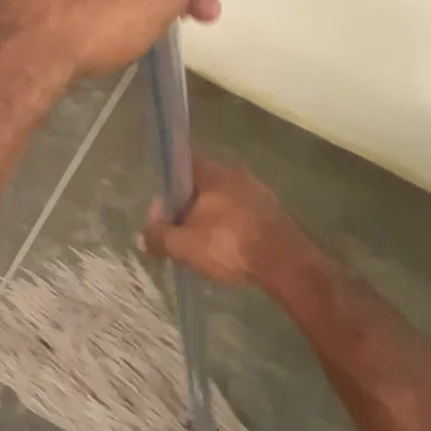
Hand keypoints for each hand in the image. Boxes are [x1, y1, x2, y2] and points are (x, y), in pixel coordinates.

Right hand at [137, 157, 311, 290]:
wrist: (289, 265)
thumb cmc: (229, 245)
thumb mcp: (183, 245)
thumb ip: (158, 237)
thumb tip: (142, 236)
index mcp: (211, 171)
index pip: (180, 164)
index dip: (166, 188)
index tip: (162, 214)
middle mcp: (236, 173)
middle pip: (201, 185)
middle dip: (187, 207)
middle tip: (179, 233)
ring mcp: (259, 192)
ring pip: (223, 201)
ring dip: (210, 218)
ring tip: (202, 246)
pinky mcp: (276, 213)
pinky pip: (243, 215)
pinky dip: (231, 228)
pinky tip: (228, 250)